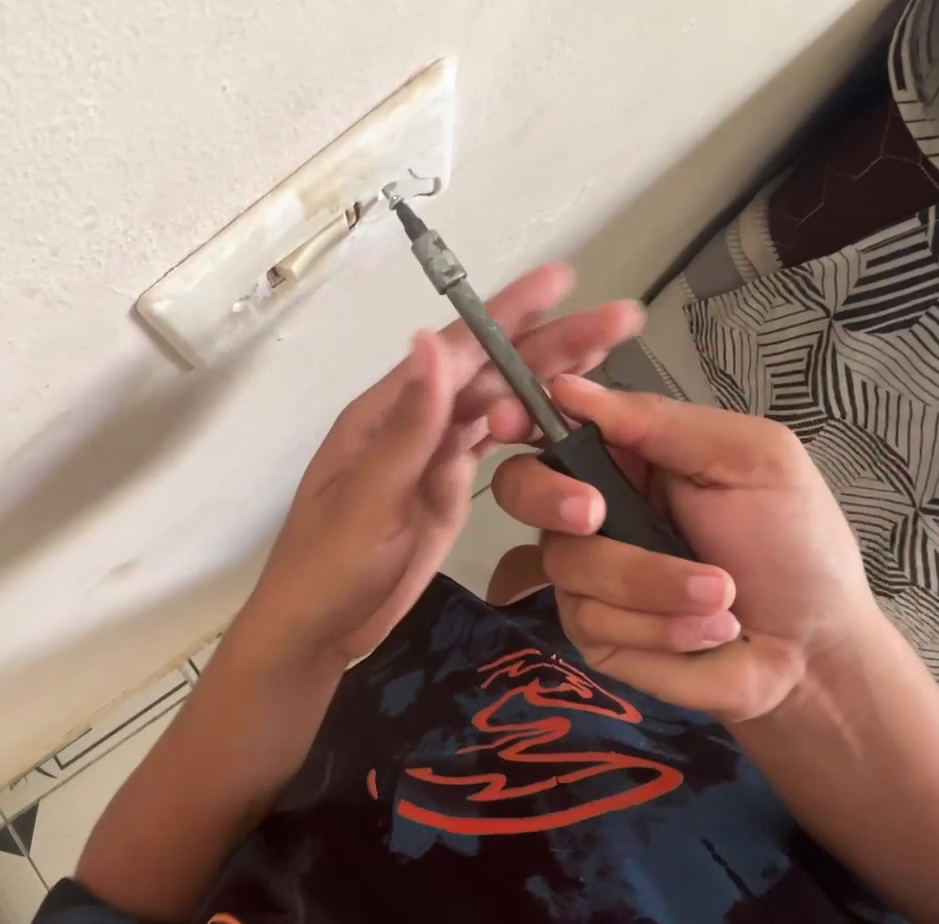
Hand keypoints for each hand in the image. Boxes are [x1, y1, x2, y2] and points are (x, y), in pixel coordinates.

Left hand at [228, 265, 644, 676]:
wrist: (319, 629)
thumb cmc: (330, 566)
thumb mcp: (369, 497)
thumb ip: (407, 426)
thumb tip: (432, 339)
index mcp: (383, 414)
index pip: (454, 351)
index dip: (508, 314)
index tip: (563, 280)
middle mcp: (410, 424)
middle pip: (486, 374)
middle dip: (549, 345)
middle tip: (619, 321)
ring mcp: (430, 458)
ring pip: (494, 406)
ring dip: (545, 383)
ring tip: (607, 361)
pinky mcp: (445, 491)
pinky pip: (492, 448)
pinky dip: (528, 430)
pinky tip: (565, 417)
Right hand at [490, 376, 877, 721]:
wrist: (814, 650)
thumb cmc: (792, 542)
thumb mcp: (749, 460)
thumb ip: (660, 422)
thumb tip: (567, 387)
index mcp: (624, 459)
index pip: (550, 428)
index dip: (515, 420)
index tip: (506, 421)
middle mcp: (589, 510)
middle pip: (519, 489)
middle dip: (547, 497)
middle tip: (595, 516)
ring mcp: (582, 574)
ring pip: (566, 563)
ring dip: (651, 581)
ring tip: (722, 596)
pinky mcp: (588, 630)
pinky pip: (591, 619)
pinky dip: (659, 626)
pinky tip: (707, 630)